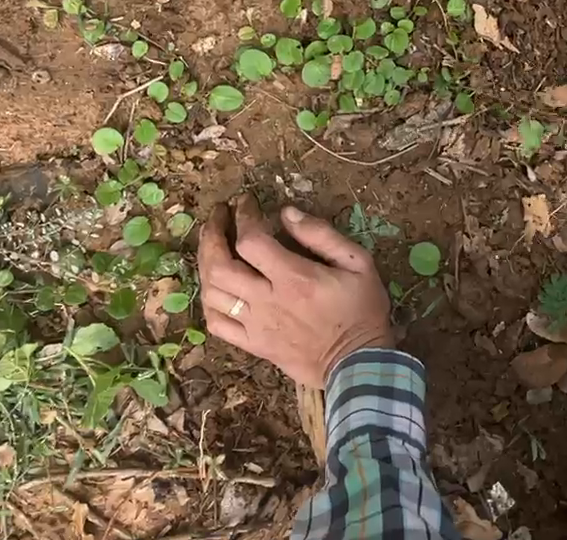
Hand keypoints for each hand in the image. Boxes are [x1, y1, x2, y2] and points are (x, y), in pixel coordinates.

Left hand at [197, 193, 394, 385]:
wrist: (359, 365)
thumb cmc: (362, 309)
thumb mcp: (358, 263)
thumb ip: (322, 235)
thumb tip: (287, 212)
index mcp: (294, 278)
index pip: (251, 241)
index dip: (243, 215)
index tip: (245, 201)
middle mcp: (267, 301)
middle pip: (219, 265)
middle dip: (212, 234)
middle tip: (218, 216)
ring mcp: (256, 326)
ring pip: (212, 293)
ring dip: (205, 263)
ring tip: (212, 243)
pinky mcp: (253, 345)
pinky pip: (216, 323)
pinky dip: (208, 300)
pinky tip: (214, 284)